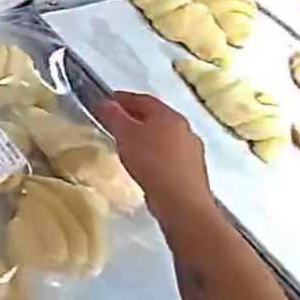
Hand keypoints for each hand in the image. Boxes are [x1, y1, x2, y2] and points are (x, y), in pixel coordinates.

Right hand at [93, 91, 211, 220]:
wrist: (182, 201)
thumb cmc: (151, 161)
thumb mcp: (125, 135)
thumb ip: (114, 116)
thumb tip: (106, 103)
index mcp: (168, 115)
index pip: (144, 99)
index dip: (124, 98)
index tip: (109, 99)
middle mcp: (184, 128)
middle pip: (156, 116)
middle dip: (135, 115)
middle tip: (116, 118)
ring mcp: (192, 149)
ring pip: (164, 134)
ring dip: (146, 133)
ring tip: (128, 140)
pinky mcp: (193, 168)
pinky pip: (170, 152)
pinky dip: (155, 150)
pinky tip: (145, 160)